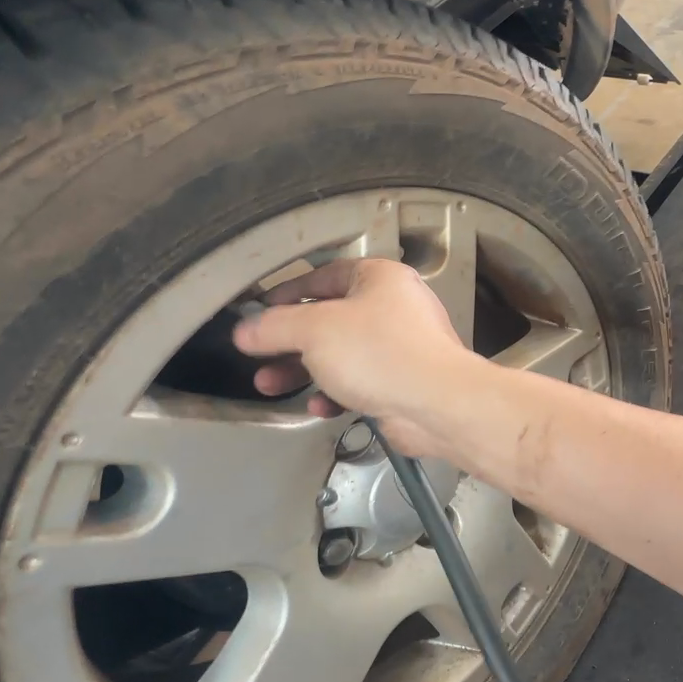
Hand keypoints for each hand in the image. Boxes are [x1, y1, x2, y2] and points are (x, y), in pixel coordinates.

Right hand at [233, 258, 481, 457]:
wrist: (436, 403)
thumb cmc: (381, 353)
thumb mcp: (313, 330)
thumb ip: (273, 326)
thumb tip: (246, 331)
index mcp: (383, 280)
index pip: (326, 275)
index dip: (288, 291)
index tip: (258, 309)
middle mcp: (397, 308)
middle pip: (330, 319)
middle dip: (289, 341)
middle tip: (258, 356)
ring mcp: (403, 347)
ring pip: (341, 355)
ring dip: (303, 371)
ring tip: (270, 385)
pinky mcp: (403, 381)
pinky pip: (360, 383)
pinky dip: (336, 394)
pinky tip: (321, 406)